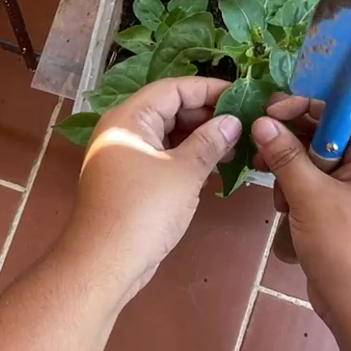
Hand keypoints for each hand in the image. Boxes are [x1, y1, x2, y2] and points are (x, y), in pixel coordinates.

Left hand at [62, 77, 241, 295]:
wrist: (105, 261)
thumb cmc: (143, 210)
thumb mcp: (184, 172)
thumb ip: (210, 142)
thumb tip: (232, 122)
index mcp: (129, 118)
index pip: (173, 88)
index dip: (209, 88)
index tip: (243, 96)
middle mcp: (123, 131)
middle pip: (170, 109)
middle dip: (207, 115)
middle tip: (244, 123)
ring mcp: (125, 156)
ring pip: (168, 135)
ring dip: (200, 139)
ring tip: (237, 145)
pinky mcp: (131, 181)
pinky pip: (163, 157)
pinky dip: (187, 158)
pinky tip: (216, 166)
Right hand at [252, 95, 350, 332]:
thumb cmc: (347, 249)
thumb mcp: (311, 197)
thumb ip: (285, 156)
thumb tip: (262, 122)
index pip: (345, 110)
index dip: (308, 105)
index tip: (272, 112)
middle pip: (326, 135)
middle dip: (292, 143)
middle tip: (259, 147)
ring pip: (316, 164)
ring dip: (291, 173)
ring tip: (279, 196)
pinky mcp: (343, 214)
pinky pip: (316, 189)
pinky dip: (297, 194)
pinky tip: (285, 211)